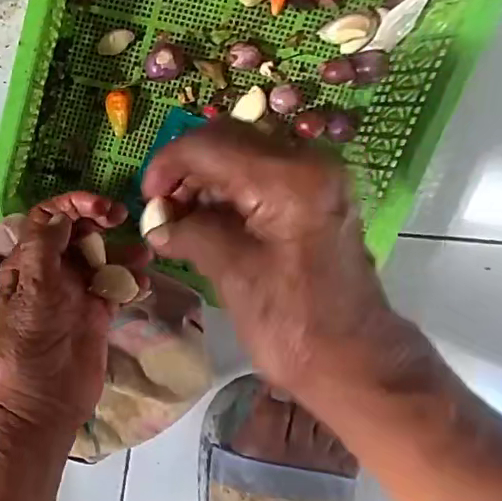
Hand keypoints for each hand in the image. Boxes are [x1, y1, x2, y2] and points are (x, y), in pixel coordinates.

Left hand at [0, 192, 142, 439]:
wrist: (38, 404)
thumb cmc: (27, 345)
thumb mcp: (31, 291)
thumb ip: (44, 249)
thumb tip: (61, 213)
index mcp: (26, 262)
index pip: (46, 218)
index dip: (72, 204)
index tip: (102, 207)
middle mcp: (49, 273)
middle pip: (75, 233)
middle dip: (98, 221)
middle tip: (123, 220)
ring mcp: (73, 295)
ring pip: (99, 259)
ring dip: (120, 250)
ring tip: (144, 252)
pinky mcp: (95, 317)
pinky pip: (114, 288)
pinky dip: (129, 280)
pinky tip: (142, 282)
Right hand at [139, 121, 426, 394]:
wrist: (356, 361)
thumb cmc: (293, 324)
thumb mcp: (231, 274)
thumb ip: (189, 234)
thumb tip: (157, 224)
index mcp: (288, 182)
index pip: (207, 146)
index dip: (165, 167)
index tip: (145, 201)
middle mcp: (307, 166)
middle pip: (224, 139)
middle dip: (182, 168)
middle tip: (160, 209)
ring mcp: (314, 180)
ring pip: (238, 152)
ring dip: (200, 179)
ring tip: (179, 221)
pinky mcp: (312, 197)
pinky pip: (255, 173)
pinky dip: (222, 190)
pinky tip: (205, 223)